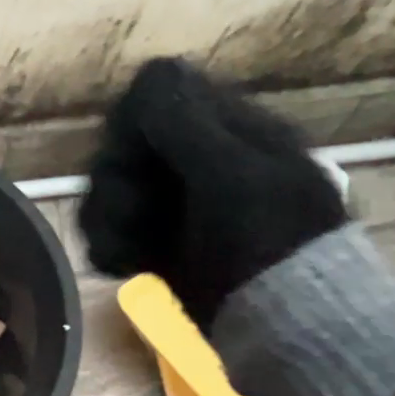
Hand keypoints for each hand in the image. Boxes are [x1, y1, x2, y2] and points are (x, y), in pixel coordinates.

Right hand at [78, 58, 345, 327]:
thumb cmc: (269, 243)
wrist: (287, 328)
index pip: (156, 96)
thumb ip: (188, 122)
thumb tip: (155, 67)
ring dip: (108, 219)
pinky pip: (108, 232)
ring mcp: (175, 206)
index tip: (142, 155)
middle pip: (121, 145)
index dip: (136, 122)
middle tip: (136, 214)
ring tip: (130, 252)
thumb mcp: (233, 174)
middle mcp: (196, 161)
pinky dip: (110, 248)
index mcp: (228, 132)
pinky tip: (127, 266)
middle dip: (118, 181)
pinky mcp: (157, 246)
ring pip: (107, 190)